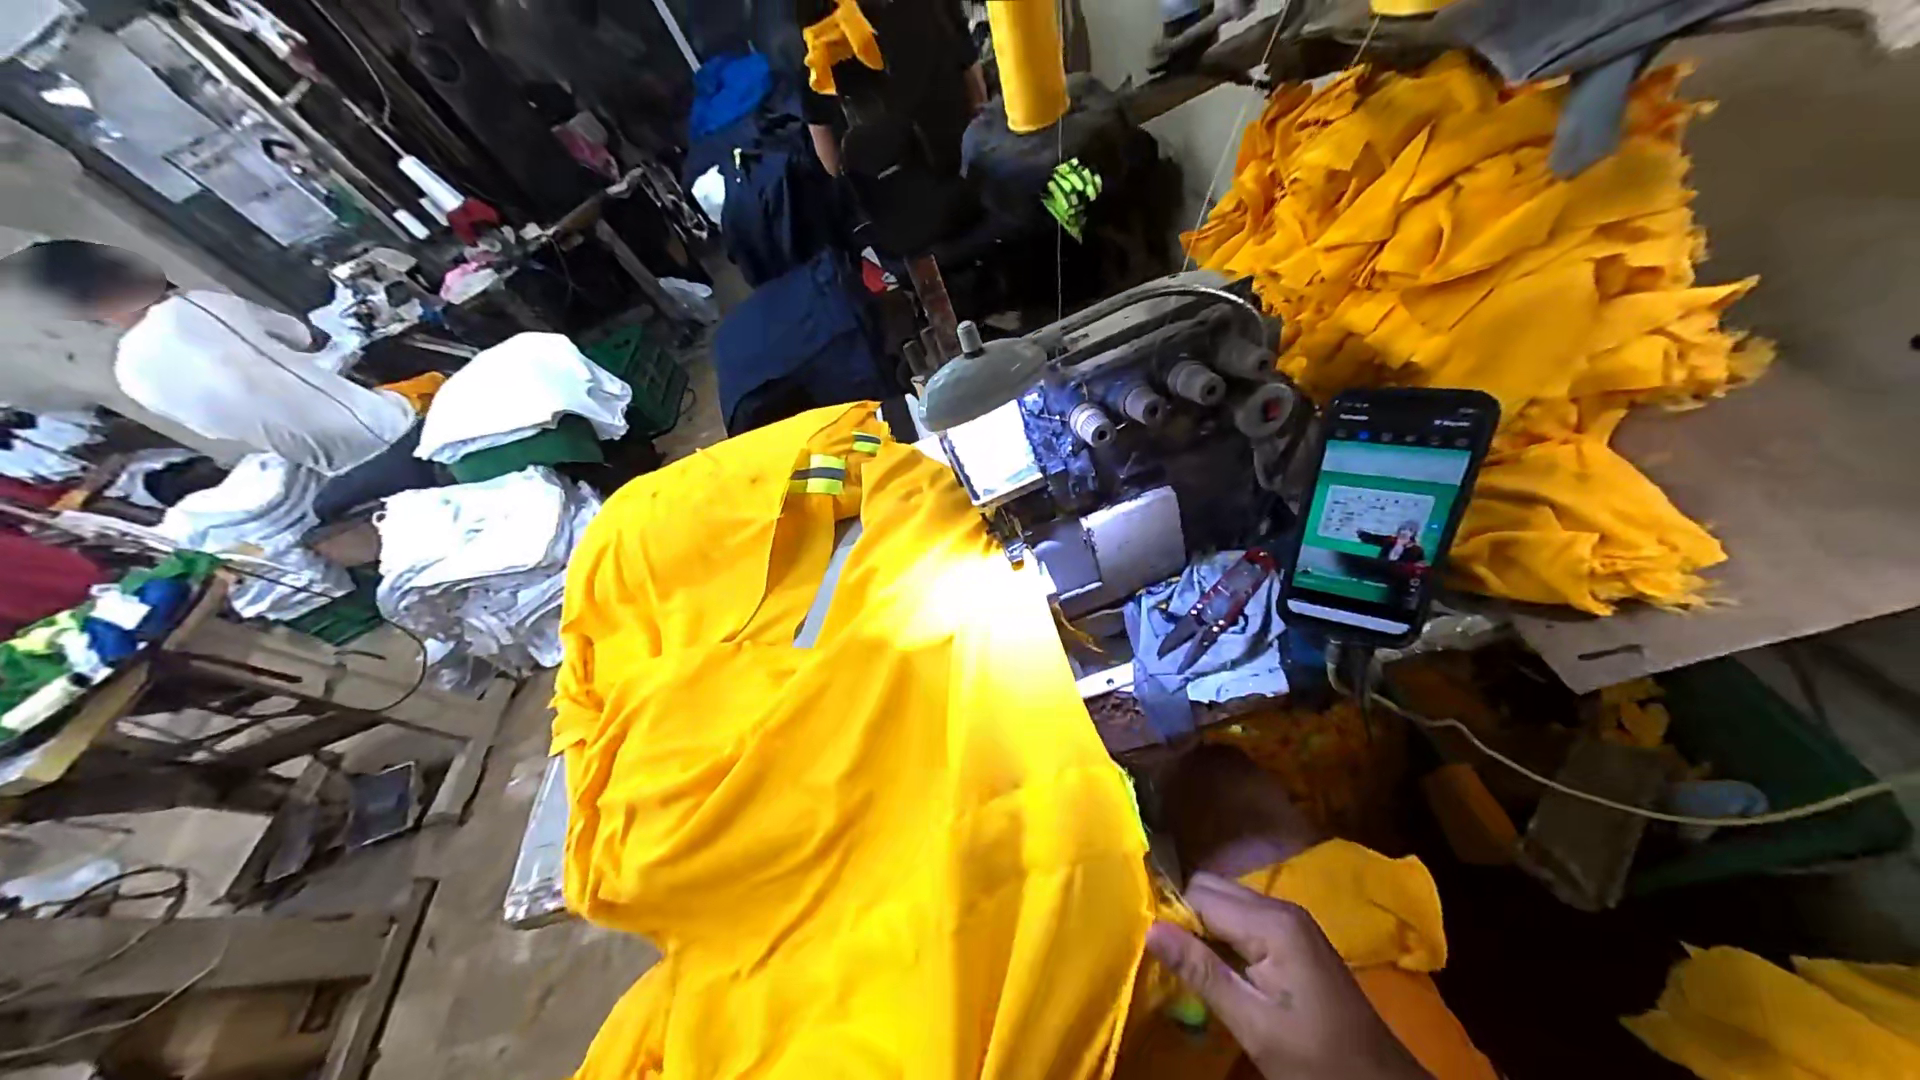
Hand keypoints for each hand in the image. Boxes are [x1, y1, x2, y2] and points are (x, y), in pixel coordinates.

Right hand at [1146, 873, 1430, 1079]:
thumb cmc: (1319, 1062)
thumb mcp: (1255, 1025)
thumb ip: (1202, 973)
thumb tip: (1150, 930)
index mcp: (1271, 922)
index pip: (1200, 894)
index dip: (1174, 917)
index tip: (1156, 949)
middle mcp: (1280, 907)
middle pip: (1212, 889)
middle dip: (1187, 916)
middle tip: (1173, 959)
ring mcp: (1290, 920)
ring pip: (1225, 901)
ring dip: (1204, 926)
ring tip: (1192, 965)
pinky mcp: (1294, 936)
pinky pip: (1243, 918)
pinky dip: (1224, 934)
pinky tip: (1220, 968)